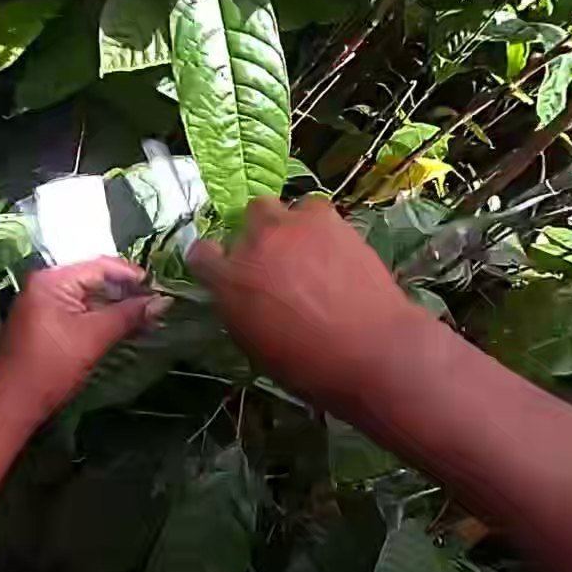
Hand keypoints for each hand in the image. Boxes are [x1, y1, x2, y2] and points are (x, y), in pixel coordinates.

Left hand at [0, 257, 169, 415]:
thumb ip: (129, 314)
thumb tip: (163, 301)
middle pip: (96, 277)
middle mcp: (47, 284)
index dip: (132, 275)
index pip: (100, 266)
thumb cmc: (51, 366)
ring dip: (118, 305)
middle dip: (127, 291)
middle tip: (156, 301)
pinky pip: (82, 308)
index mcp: (53, 280)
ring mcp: (45, 302)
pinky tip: (127, 324)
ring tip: (148, 314)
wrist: (12, 404)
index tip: (159, 287)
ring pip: (91, 295)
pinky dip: (104, 315)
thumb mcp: (94, 337)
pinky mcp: (48, 320)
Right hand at [188, 197, 424, 394]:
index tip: (226, 270)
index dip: (214, 261)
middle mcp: (256, 243)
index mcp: (230, 280)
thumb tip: (245, 293)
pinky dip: (318, 225)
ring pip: (280, 207)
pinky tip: (332, 247)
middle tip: (275, 257)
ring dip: (288, 224)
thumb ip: (241, 307)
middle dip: (257, 232)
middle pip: (247, 217)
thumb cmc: (310, 364)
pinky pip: (314, 210)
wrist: (370, 347)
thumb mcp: (256, 346)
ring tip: (308, 249)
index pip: (201, 254)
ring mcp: (293, 225)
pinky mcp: (328, 218)